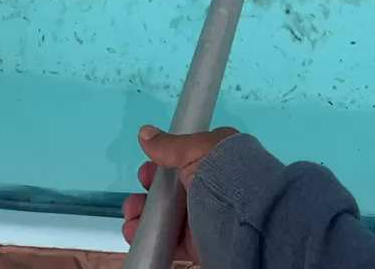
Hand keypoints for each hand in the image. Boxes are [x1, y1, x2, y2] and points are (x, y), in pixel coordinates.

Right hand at [121, 124, 239, 262]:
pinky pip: (171, 241)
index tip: (145, 173)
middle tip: (134, 200)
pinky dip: (151, 239)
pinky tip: (135, 234)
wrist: (243, 215)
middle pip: (171, 190)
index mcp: (212, 159)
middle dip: (146, 194)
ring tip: (131, 219)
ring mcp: (203, 215)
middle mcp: (208, 186)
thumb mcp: (193, 150)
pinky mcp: (200, 242)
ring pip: (167, 217)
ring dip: (143, 216)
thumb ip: (168, 146)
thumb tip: (144, 132)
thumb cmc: (220, 171)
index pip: (181, 160)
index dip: (159, 166)